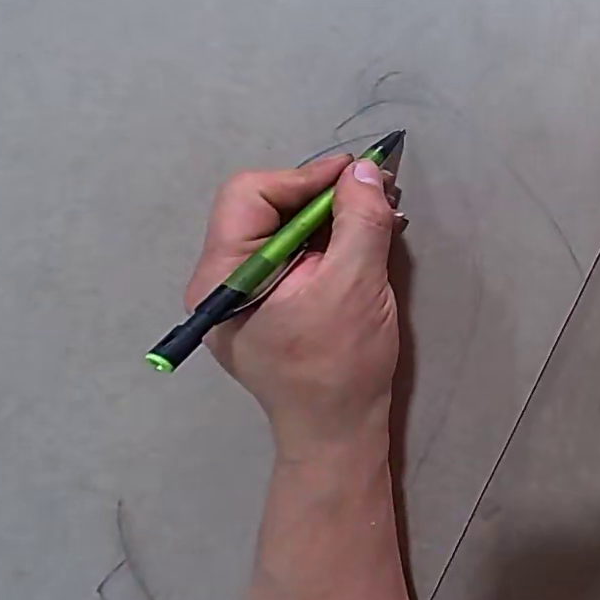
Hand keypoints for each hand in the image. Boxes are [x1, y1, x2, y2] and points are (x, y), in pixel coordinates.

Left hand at [185, 155, 401, 460]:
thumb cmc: (342, 364)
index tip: (355, 175)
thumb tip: (362, 168)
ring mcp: (244, 291)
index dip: (306, 177)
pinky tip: (363, 238)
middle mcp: (223, 278)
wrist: (339, 431)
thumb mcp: (357, 284)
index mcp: (224, 275)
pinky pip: (294, 251)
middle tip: (373, 190)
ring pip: (284, 226)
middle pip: (267, 207)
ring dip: (331, 214)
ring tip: (377, 212)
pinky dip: (330, 238)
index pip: (252, 195)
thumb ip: (360, 220)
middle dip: (323, 194)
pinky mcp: (268, 300)